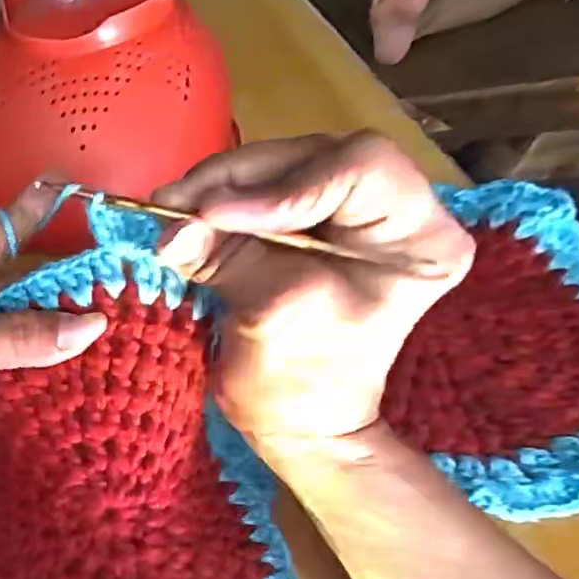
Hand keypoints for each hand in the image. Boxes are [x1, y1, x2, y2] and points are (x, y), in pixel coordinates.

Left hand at [0, 180, 107, 481]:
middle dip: (53, 281)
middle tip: (111, 268)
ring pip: (18, 326)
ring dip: (56, 322)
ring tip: (113, 307)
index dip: (24, 217)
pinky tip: (87, 352)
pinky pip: (19, 361)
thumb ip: (18, 335)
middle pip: (10, 286)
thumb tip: (92, 326)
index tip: (64, 187)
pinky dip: (48, 358)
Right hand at [152, 132, 474, 443]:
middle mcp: (382, 212)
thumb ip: (230, 263)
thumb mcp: (271, 319)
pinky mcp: (289, 233)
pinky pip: (248, 200)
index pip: (359, 169)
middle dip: (237, 179)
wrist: (288, 420)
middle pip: (310, 159)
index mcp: (413, 234)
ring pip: (274, 172)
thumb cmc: (298, 384)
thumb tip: (169, 230)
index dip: (282, 186)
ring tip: (166, 212)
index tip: (212, 216)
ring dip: (214, 189)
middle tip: (173, 203)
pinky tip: (176, 220)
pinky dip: (206, 208)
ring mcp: (334, 220)